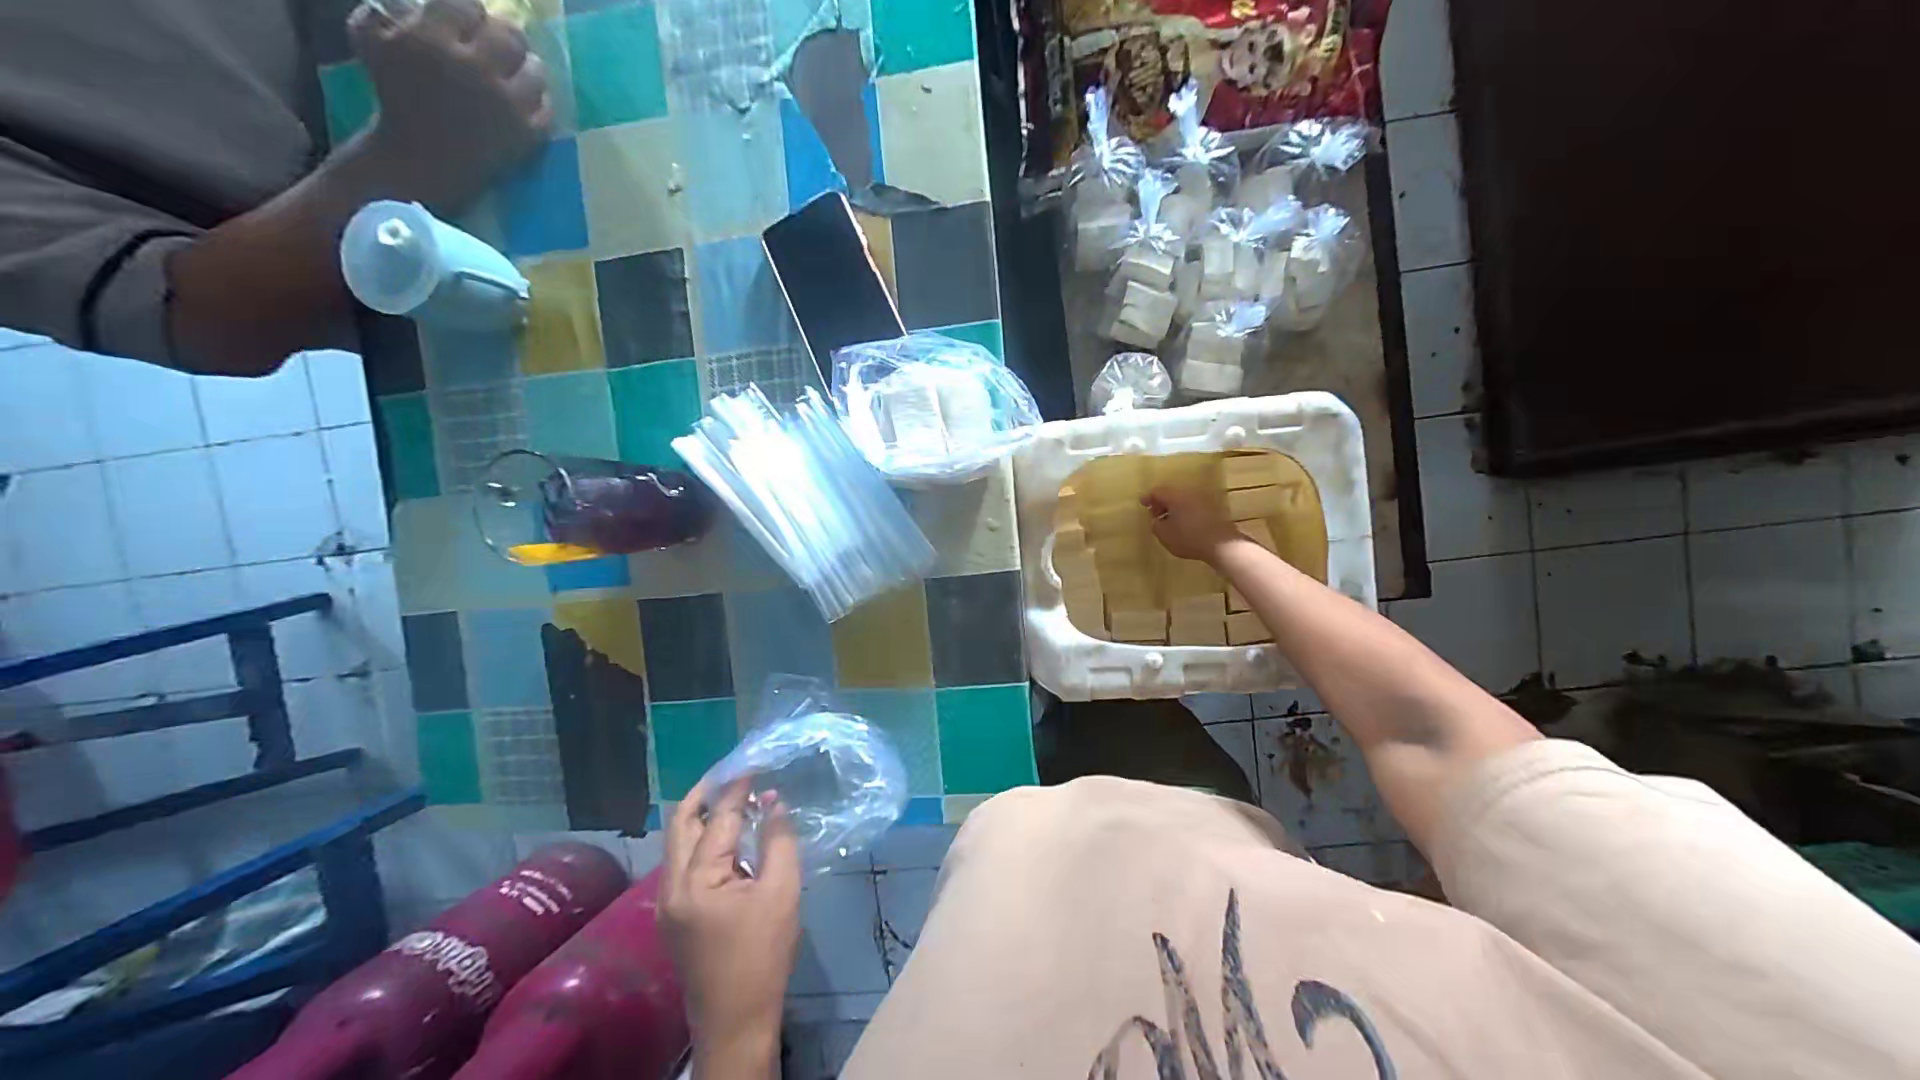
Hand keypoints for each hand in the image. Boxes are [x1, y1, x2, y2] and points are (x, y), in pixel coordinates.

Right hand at [347, 0, 552, 209]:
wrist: (419, 160)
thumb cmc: (393, 99)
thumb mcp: (371, 41)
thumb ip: (389, 11)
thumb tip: (419, 3)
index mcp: (433, 38)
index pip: (468, 5)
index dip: (472, 12)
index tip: (471, 22)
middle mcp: (475, 67)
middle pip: (509, 34)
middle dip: (505, 35)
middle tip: (501, 46)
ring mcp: (507, 103)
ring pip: (535, 69)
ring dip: (528, 68)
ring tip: (517, 74)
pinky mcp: (527, 134)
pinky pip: (547, 108)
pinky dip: (540, 102)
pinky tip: (527, 101)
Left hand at [663, 779, 800, 1077]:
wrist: (736, 1022)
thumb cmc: (762, 956)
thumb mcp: (781, 893)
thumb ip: (778, 840)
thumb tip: (773, 801)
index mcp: (696, 880)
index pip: (717, 818)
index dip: (738, 786)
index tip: (755, 761)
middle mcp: (671, 886)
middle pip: (681, 823)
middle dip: (706, 792)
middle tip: (736, 772)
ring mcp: (668, 902)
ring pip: (680, 842)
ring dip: (704, 815)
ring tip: (737, 797)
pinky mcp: (676, 915)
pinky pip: (686, 862)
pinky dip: (705, 840)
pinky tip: (732, 837)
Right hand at [1143, 485, 1244, 563]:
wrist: (1222, 544)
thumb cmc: (1188, 538)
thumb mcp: (1164, 535)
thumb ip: (1156, 525)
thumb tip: (1156, 520)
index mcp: (1175, 496)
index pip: (1157, 492)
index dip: (1148, 498)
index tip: (1142, 504)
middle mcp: (1189, 493)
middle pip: (1172, 494)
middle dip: (1162, 503)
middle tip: (1155, 514)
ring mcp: (1204, 499)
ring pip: (1184, 500)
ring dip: (1175, 508)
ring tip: (1170, 521)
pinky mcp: (1214, 509)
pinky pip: (1194, 506)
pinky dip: (1186, 512)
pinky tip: (1184, 524)